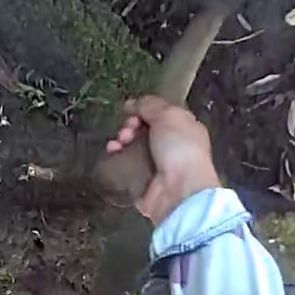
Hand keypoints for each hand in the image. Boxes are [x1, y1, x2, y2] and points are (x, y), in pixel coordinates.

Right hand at [103, 98, 222, 224]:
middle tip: (127, 131)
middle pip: (143, 131)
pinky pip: (125, 168)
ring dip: (120, 141)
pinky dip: (116, 159)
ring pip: (132, 148)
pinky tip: (111, 153)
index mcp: (183, 129)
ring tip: (116, 143)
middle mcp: (171, 148)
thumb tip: (132, 103)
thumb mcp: (169, 115)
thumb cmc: (180, 148)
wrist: (179, 190)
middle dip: (130, 126)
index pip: (160, 115)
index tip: (132, 112)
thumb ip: (149, 105)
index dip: (144, 111)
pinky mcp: (142, 184)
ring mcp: (156, 167)